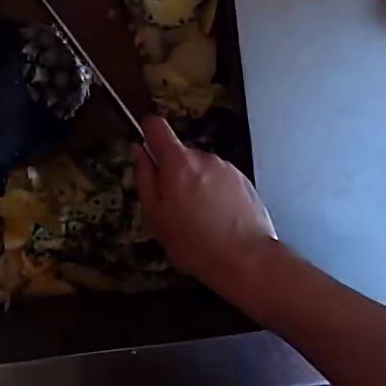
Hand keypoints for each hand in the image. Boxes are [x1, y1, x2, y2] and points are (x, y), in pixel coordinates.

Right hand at [134, 115, 277, 290]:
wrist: (245, 259)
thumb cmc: (193, 243)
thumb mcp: (156, 216)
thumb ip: (145, 178)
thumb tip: (140, 151)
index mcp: (178, 163)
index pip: (157, 127)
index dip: (148, 132)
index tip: (147, 149)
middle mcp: (205, 158)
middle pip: (181, 155)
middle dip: (175, 174)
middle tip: (176, 208)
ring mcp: (228, 168)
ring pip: (202, 169)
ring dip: (197, 185)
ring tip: (200, 219)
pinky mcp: (245, 181)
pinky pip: (221, 180)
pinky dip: (216, 194)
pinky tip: (218, 219)